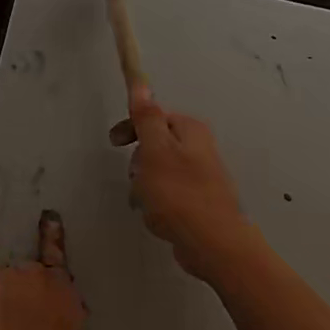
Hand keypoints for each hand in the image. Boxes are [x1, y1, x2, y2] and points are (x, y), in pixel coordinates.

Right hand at [111, 93, 252, 281]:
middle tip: (137, 179)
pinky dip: (158, 205)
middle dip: (139, 163)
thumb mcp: (155, 150)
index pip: (153, 116)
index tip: (114, 143)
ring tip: (148, 204)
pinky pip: (168, 196)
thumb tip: (140, 83)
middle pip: (155, 145)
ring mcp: (201, 176)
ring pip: (158, 173)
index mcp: (190, 130)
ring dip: (145, 188)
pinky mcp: (199, 203)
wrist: (215, 246)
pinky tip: (159, 220)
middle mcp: (199, 148)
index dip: (131, 127)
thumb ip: (146, 117)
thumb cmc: (179, 194)